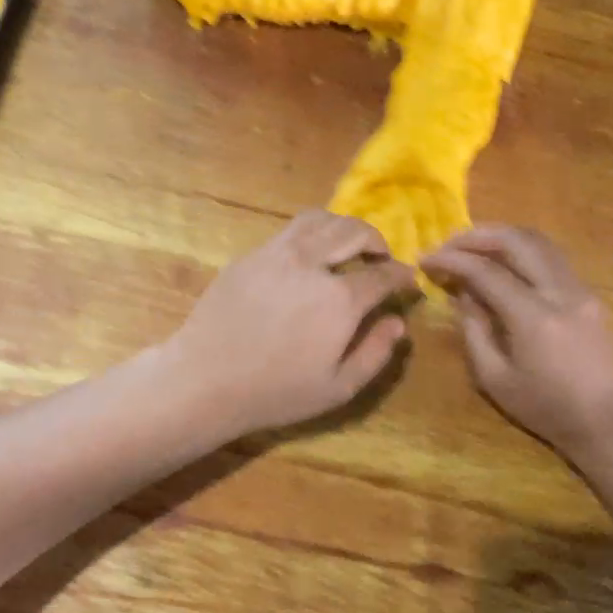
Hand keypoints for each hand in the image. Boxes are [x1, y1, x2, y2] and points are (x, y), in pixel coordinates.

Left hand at [168, 211, 416, 434]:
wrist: (205, 378)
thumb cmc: (275, 392)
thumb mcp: (337, 387)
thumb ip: (375, 352)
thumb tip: (397, 322)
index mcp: (339, 299)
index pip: (382, 274)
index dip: (402, 276)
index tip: (408, 281)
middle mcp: (311, 264)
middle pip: (354, 231)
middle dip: (376, 241)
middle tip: (380, 260)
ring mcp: (276, 253)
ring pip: (320, 219)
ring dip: (343, 228)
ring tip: (346, 248)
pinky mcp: (250, 255)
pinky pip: (289, 231)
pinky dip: (311, 235)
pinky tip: (308, 259)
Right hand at [421, 226, 612, 478]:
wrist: (611, 422)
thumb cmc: (548, 409)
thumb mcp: (495, 380)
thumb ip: (474, 331)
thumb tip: (464, 294)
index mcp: (534, 317)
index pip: (486, 272)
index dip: (452, 260)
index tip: (426, 259)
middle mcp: (560, 292)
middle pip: (517, 241)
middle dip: (477, 236)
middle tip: (448, 244)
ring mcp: (580, 289)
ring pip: (539, 241)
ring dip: (502, 237)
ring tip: (474, 246)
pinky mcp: (589, 294)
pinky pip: (552, 257)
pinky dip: (522, 250)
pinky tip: (504, 262)